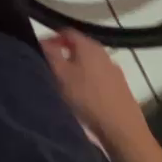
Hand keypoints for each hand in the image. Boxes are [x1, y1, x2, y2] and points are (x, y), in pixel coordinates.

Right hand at [42, 29, 147, 143]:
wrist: (122, 129)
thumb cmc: (87, 98)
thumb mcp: (61, 75)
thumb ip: (50, 54)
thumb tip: (42, 40)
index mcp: (88, 45)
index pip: (66, 31)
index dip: (51, 37)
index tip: (38, 49)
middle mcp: (103, 52)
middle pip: (79, 47)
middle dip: (63, 53)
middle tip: (49, 67)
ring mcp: (114, 70)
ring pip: (89, 63)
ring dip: (76, 68)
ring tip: (64, 83)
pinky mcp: (121, 87)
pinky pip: (98, 77)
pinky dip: (88, 80)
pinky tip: (83, 96)